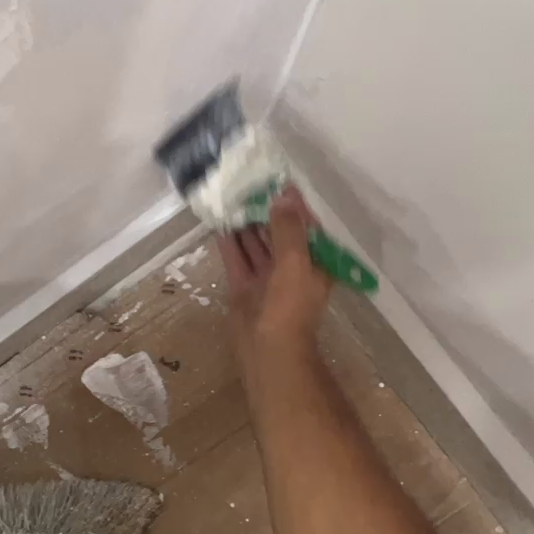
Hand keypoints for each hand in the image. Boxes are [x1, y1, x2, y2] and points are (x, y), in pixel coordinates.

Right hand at [217, 187, 332, 367]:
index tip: (277, 183)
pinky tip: (220, 226)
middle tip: (248, 187)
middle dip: (266, 213)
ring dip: (246, 227)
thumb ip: (288, 229)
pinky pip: (237, 261)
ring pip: (256, 247)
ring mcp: (266, 280)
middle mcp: (291, 269)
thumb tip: (283, 197)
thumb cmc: (289, 306)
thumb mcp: (295, 262)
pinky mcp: (244, 289)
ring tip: (231, 201)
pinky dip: (230, 245)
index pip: (306, 227)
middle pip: (279, 235)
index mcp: (313, 263)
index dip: (293, 206)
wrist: (268, 350)